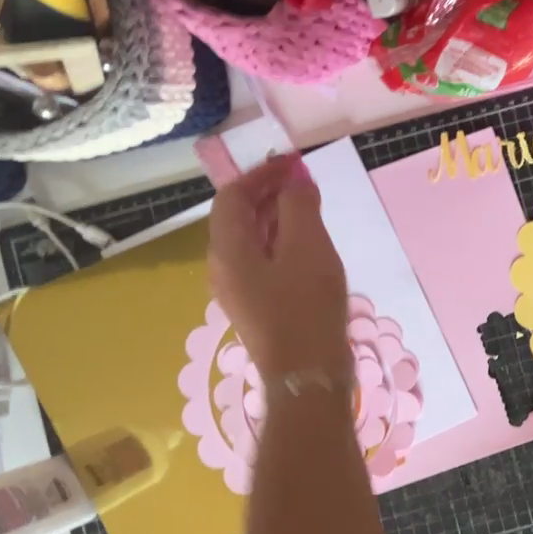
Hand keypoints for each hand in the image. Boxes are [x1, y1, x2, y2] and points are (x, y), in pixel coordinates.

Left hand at [207, 154, 350, 383]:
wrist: (307, 372)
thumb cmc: (307, 306)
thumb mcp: (309, 248)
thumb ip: (299, 208)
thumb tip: (295, 181)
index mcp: (228, 250)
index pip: (233, 197)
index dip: (261, 174)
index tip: (293, 161)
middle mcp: (223, 267)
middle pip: (237, 218)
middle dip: (266, 192)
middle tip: (302, 179)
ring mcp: (238, 290)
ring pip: (249, 239)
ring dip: (274, 216)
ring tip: (308, 206)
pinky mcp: (257, 305)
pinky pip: (262, 259)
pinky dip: (280, 240)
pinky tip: (307, 245)